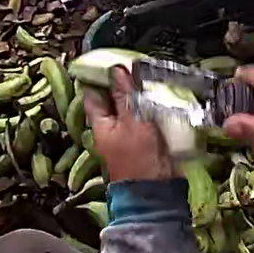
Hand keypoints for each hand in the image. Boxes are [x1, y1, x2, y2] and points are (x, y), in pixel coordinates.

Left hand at [84, 66, 172, 181]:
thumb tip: (116, 70)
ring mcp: (129, 135)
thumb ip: (125, 95)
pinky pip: (146, 118)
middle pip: (113, 100)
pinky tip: (161, 96)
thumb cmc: (139, 156)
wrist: (157, 191)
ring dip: (139, 95)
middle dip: (123, 84)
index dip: (98, 77)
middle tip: (134, 65)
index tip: (109, 61)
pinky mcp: (146, 140)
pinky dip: (151, 107)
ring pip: (131, 108)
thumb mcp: (132, 121)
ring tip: (150, 76)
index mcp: (100, 124)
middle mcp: (111, 129)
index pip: (93, 95)